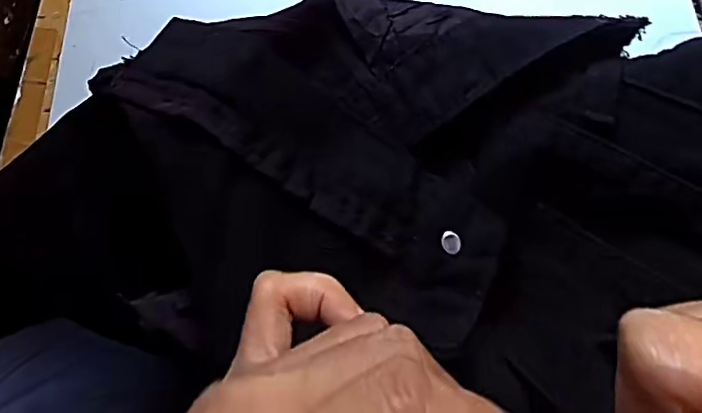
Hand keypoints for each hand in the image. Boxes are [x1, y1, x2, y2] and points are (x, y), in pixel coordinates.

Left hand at [191, 270, 498, 411]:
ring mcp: (247, 381)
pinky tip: (350, 324)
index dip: (468, 409)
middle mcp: (271, 399)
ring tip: (422, 406)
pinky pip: (277, 302)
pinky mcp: (233, 376)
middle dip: (445, 395)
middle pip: (395, 355)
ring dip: (405, 363)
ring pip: (360, 328)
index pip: (407, 394)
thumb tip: (467, 409)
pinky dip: (324, 300)